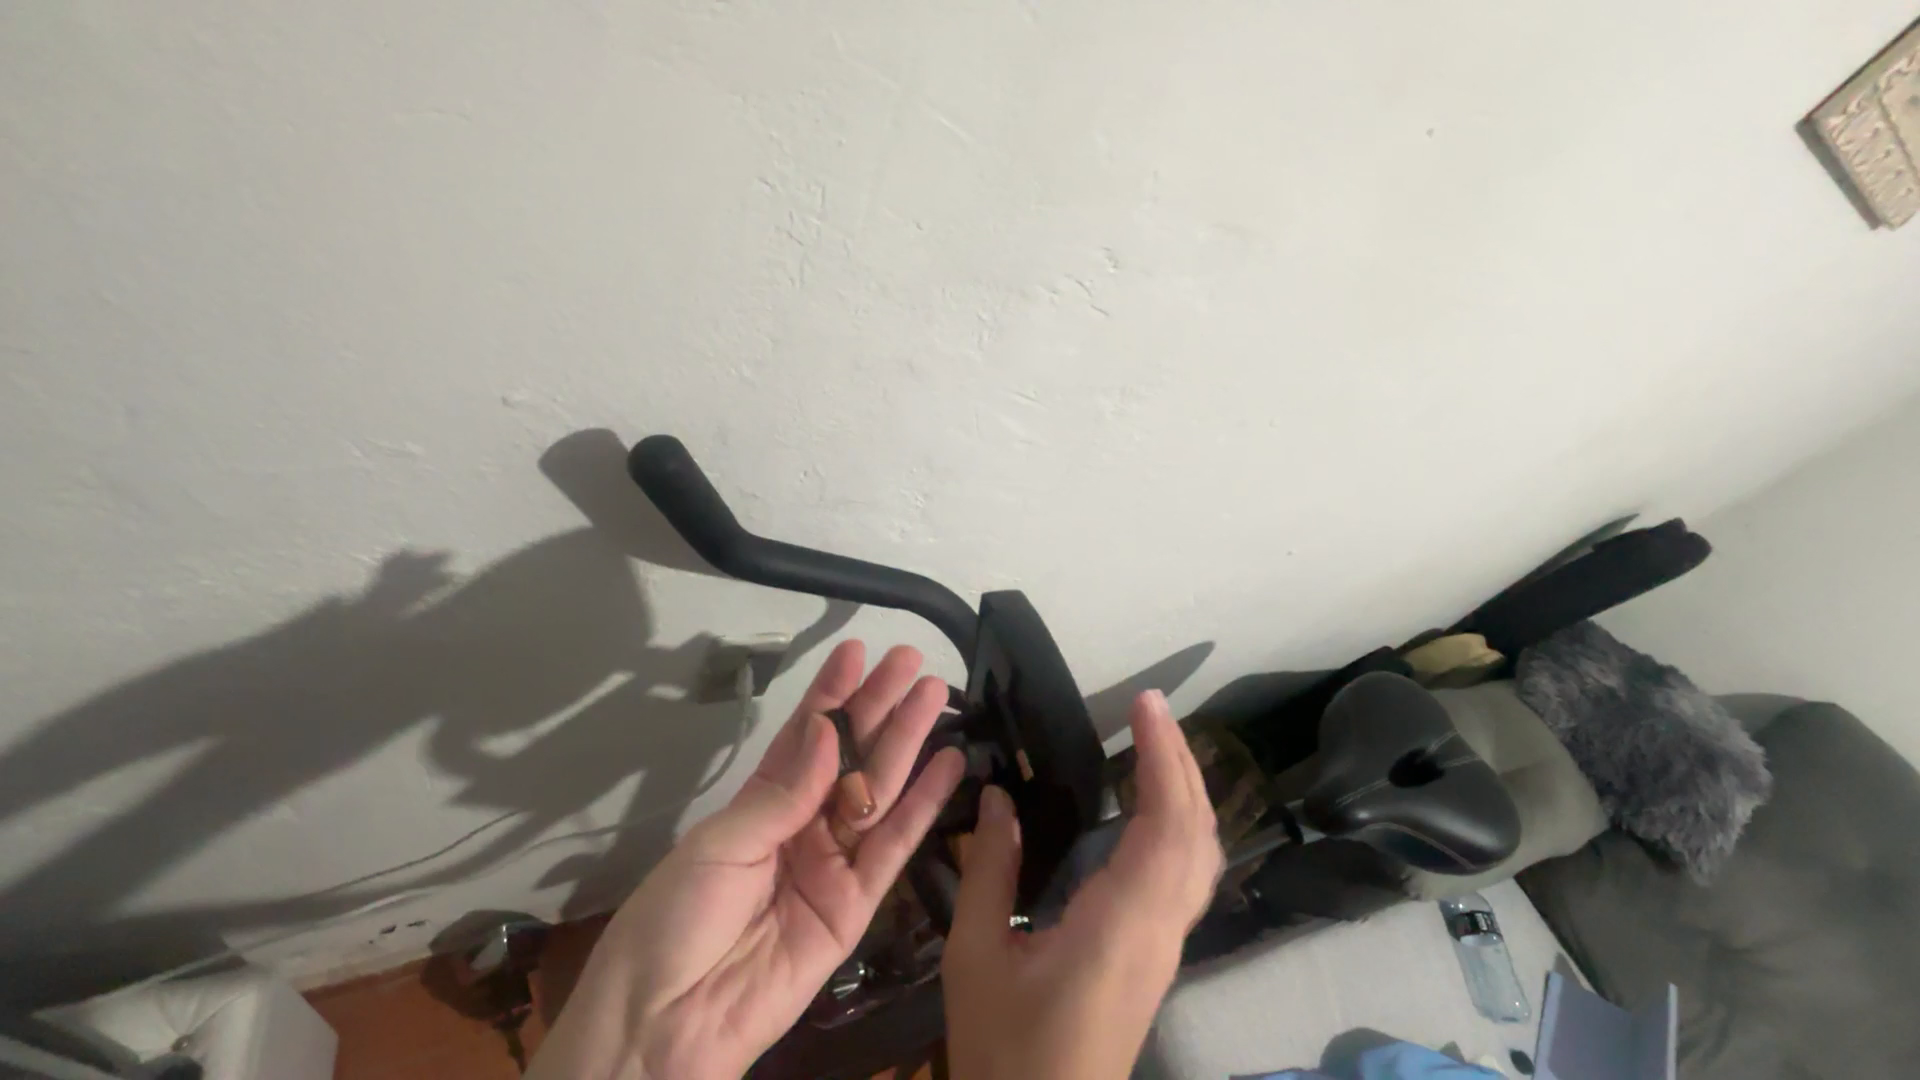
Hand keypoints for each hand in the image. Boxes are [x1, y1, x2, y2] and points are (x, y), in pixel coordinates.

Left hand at [527, 640, 965, 1079]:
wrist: (669, 1021)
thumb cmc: (677, 917)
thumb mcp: (721, 843)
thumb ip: (785, 791)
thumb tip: (830, 731)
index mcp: (761, 802)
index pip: (806, 736)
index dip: (832, 693)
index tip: (858, 652)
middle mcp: (803, 823)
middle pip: (851, 756)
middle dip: (880, 707)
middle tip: (912, 663)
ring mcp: (833, 861)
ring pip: (879, 791)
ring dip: (909, 743)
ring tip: (936, 696)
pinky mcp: (858, 902)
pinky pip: (894, 847)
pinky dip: (923, 806)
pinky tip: (947, 765)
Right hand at [943, 690, 1221, 1079]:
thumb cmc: (1007, 1049)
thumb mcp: (976, 958)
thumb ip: (989, 872)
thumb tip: (999, 798)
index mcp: (1120, 923)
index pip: (1166, 824)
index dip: (1162, 757)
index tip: (1143, 705)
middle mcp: (1160, 928)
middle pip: (1197, 831)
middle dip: (1181, 760)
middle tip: (1149, 710)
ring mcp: (1167, 945)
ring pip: (1201, 854)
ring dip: (1187, 790)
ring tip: (1153, 745)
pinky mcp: (1159, 955)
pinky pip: (1188, 874)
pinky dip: (1182, 823)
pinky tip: (1151, 809)